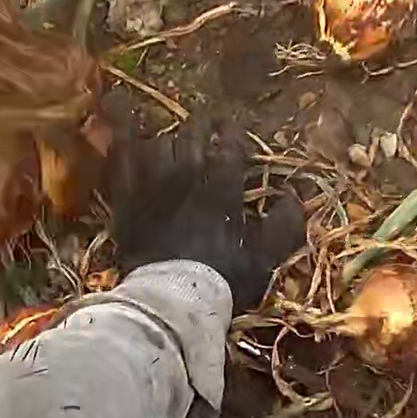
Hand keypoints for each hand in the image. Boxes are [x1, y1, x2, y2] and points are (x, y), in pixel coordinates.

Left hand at [109, 121, 303, 310]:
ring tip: (173, 130)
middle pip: (195, 137)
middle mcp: (189, 176)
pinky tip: (123, 128)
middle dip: (203, 124)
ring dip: (170, 134)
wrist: (173, 298)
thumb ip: (284, 225)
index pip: (230, 146)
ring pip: (161, 143)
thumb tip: (295, 199)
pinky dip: (124, 141)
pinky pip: (121, 161)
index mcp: (223, 188)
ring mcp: (154, 185)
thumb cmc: (222, 278)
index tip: (234, 126)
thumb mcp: (265, 257)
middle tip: (207, 119)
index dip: (233, 132)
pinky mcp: (127, 199)